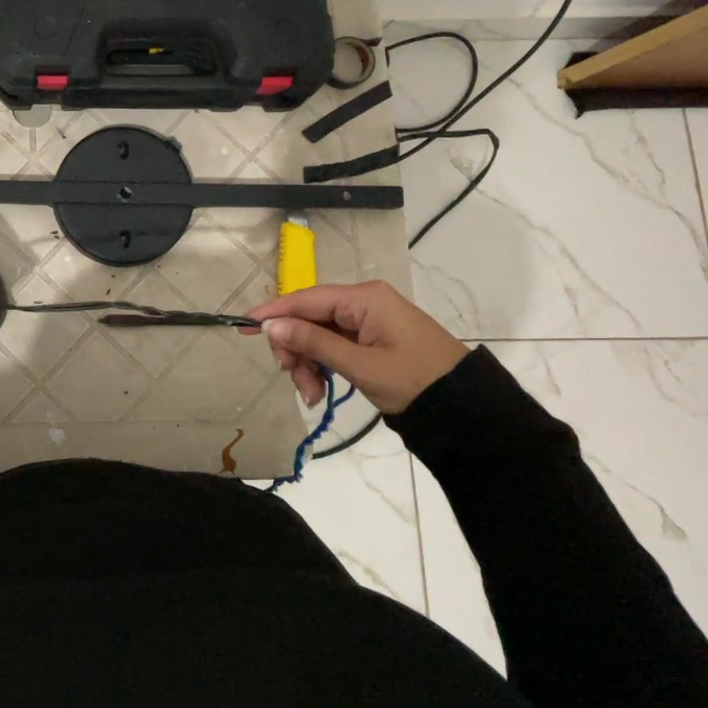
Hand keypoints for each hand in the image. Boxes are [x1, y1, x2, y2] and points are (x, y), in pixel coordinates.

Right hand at [244, 281, 468, 413]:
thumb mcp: (360, 365)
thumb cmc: (414, 381)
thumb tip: (270, 326)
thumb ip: (314, 343)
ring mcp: (366, 320)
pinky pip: (332, 345)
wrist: (464, 408)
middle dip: (295, 349)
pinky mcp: (370, 338)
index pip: (305, 299)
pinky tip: (320, 390)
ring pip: (317, 335)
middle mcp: (362, 302)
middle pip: (308, 317)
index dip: (273, 313)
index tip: (242, 326)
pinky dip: (321, 366)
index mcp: (364, 298)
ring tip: (312, 395)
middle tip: (292, 379)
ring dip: (307, 363)